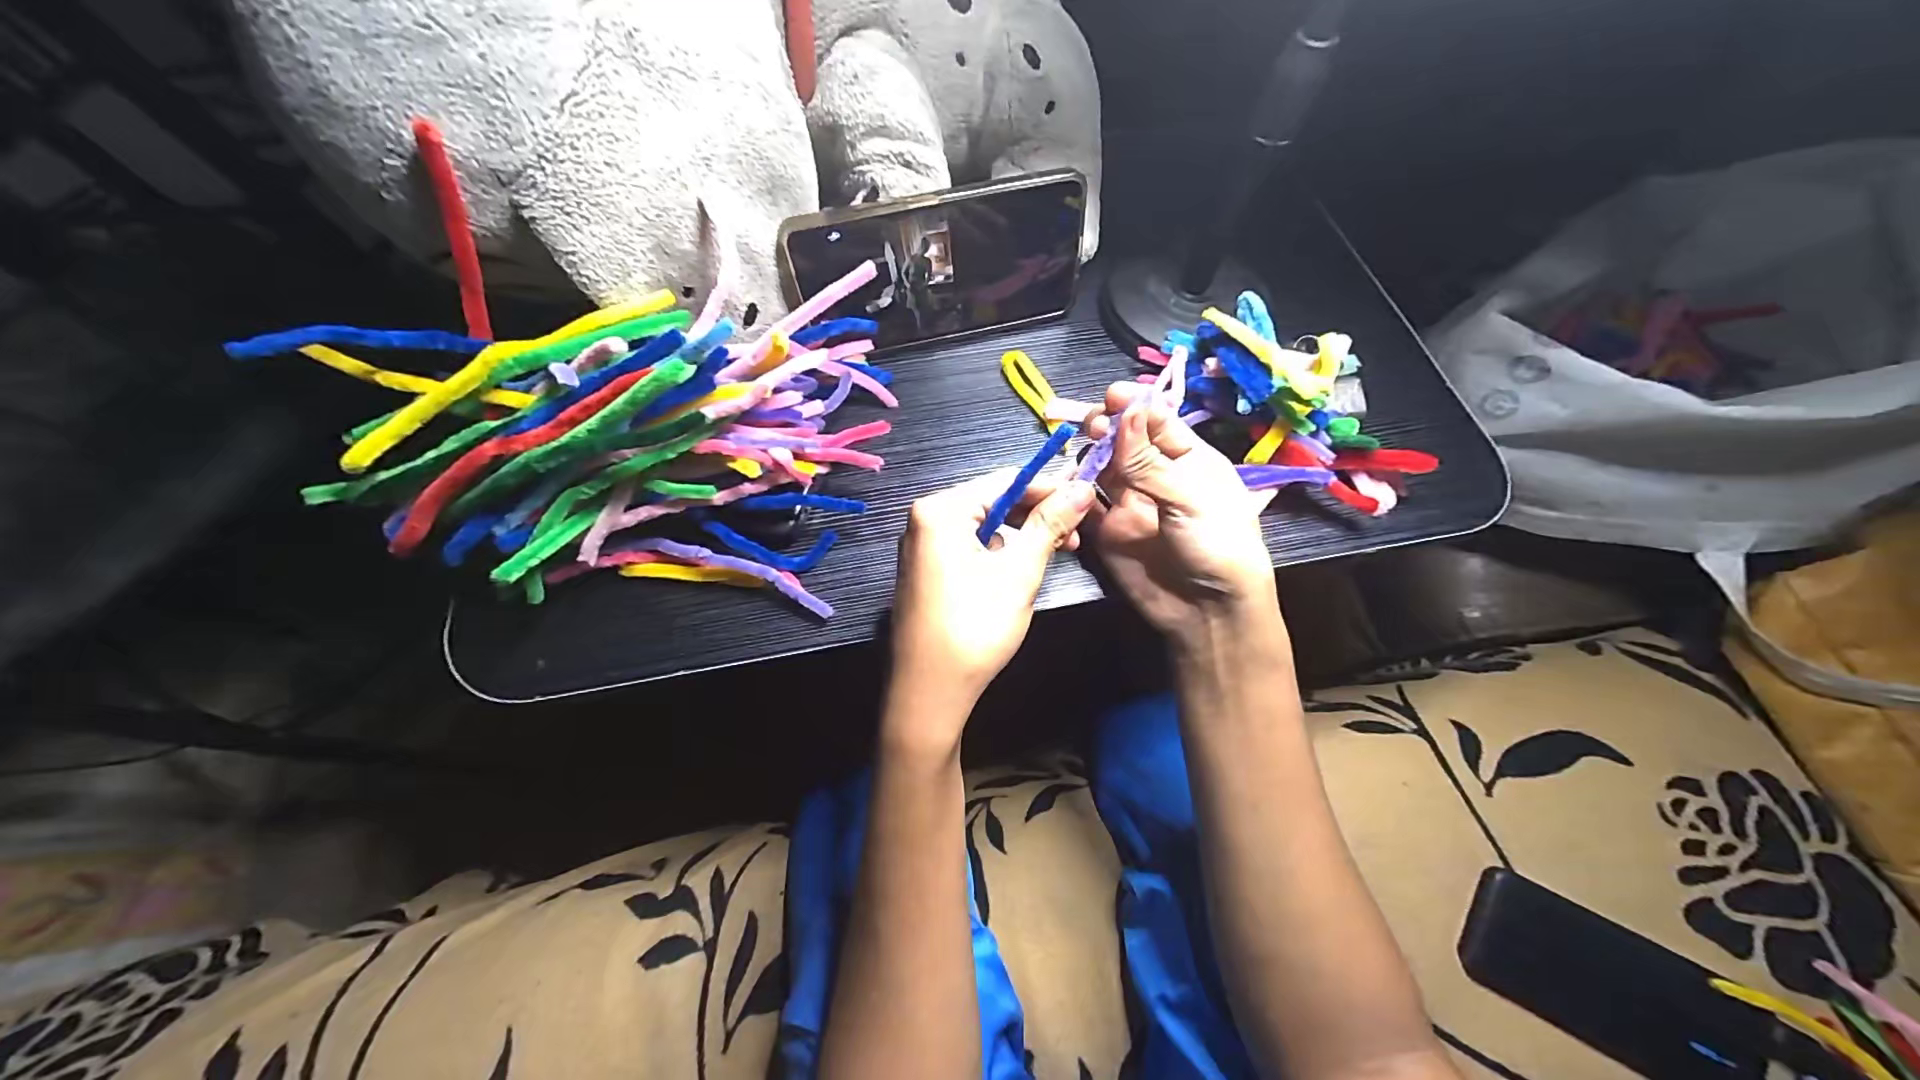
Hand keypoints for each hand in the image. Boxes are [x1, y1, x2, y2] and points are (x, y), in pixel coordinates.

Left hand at [890, 468, 1096, 722]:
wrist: (929, 691)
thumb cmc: (975, 626)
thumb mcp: (1019, 572)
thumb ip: (1049, 524)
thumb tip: (1082, 487)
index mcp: (941, 509)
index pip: (1005, 480)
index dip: (1049, 487)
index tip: (1088, 496)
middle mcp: (925, 519)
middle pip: (993, 501)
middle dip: (1037, 514)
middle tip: (1078, 533)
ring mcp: (923, 545)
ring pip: (985, 526)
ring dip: (1024, 535)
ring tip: (1061, 550)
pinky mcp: (928, 569)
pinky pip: (971, 546)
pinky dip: (1001, 552)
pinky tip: (1025, 566)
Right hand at [1084, 382, 1277, 641]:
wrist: (1209, 613)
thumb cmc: (1218, 546)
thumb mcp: (1189, 497)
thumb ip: (1149, 459)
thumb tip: (1127, 411)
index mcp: (1189, 460)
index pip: (1157, 422)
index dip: (1134, 406)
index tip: (1112, 396)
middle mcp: (1155, 476)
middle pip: (1123, 440)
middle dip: (1106, 427)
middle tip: (1093, 424)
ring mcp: (1128, 504)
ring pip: (1099, 468)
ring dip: (1088, 455)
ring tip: (1082, 451)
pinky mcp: (1106, 532)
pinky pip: (1083, 505)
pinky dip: (1072, 493)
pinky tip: (1066, 484)